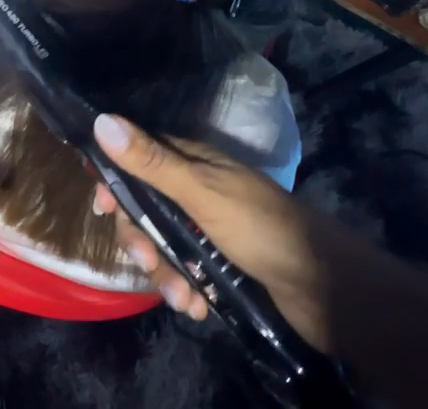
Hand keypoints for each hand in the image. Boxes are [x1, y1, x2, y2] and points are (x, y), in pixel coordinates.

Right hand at [90, 114, 341, 349]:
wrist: (327, 289)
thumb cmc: (260, 228)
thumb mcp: (201, 193)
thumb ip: (151, 163)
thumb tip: (100, 120)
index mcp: (191, 162)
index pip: (136, 157)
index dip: (114, 178)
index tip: (104, 205)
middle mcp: (195, 189)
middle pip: (143, 206)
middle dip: (139, 238)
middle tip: (147, 260)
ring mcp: (208, 227)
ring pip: (161, 243)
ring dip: (164, 273)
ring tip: (183, 298)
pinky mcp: (219, 262)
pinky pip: (184, 270)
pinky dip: (184, 289)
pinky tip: (196, 306)